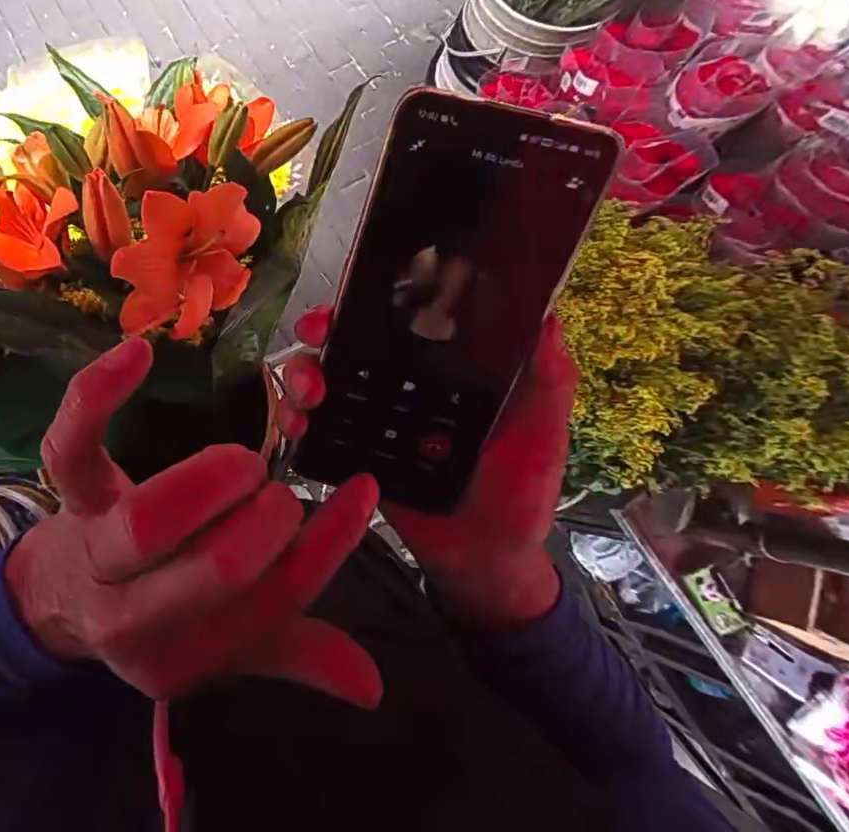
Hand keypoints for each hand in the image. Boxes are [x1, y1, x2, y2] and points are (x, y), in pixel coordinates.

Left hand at [5, 336, 383, 707]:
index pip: (280, 598)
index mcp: (191, 647)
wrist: (64, 605)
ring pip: (153, 519)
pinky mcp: (72, 495)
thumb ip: (301, 655)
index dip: (332, 542)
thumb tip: (373, 686)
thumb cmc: (167, 612)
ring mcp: (100, 548)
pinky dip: (99, 396)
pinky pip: (75, 445)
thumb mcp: (233, 644)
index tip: (363, 487)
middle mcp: (138, 613)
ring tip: (240, 464)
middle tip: (277, 494)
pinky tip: (140, 353)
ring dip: (215, 478)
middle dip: (270, 519)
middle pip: (220, 567)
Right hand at [277, 308, 577, 631]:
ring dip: (305, 372)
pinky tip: (299, 426)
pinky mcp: (359, 453)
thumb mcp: (544, 432)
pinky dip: (299, 420)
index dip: (385, 296)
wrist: (485, 559)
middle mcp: (412, 384)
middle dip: (329, 327)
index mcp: (453, 368)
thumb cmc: (522, 491)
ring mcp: (381, 418)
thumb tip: (549, 322)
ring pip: (330, 377)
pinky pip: (321, 428)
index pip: (412, 317)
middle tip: (319, 333)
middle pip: (358, 340)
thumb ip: (549, 382)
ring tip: (311, 392)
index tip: (366, 288)